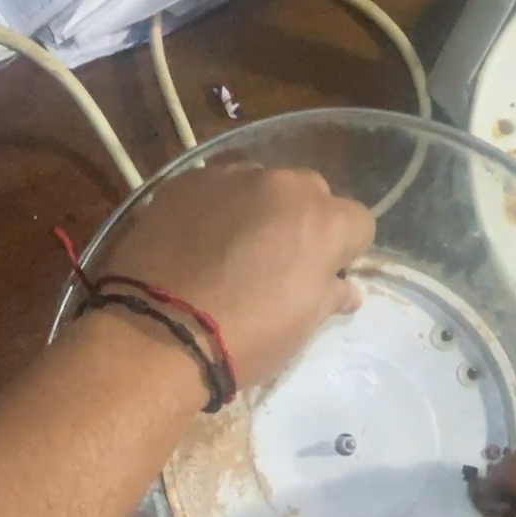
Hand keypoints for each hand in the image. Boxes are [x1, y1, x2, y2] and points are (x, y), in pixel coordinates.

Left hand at [96, 164, 374, 384]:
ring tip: (231, 253)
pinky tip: (196, 244)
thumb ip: (329, 297)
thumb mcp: (300, 328)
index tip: (324, 277)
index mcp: (323, 222)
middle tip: (276, 265)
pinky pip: (214, 190)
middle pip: (310, 194)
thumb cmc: (244, 338)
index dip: (344, 252)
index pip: (358, 223)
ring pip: (260, 186)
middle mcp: (282, 185)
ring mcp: (229, 178)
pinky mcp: (183, 182)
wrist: (158, 333)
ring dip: (257, 211)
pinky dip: (215, 210)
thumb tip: (346, 289)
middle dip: (302, 223)